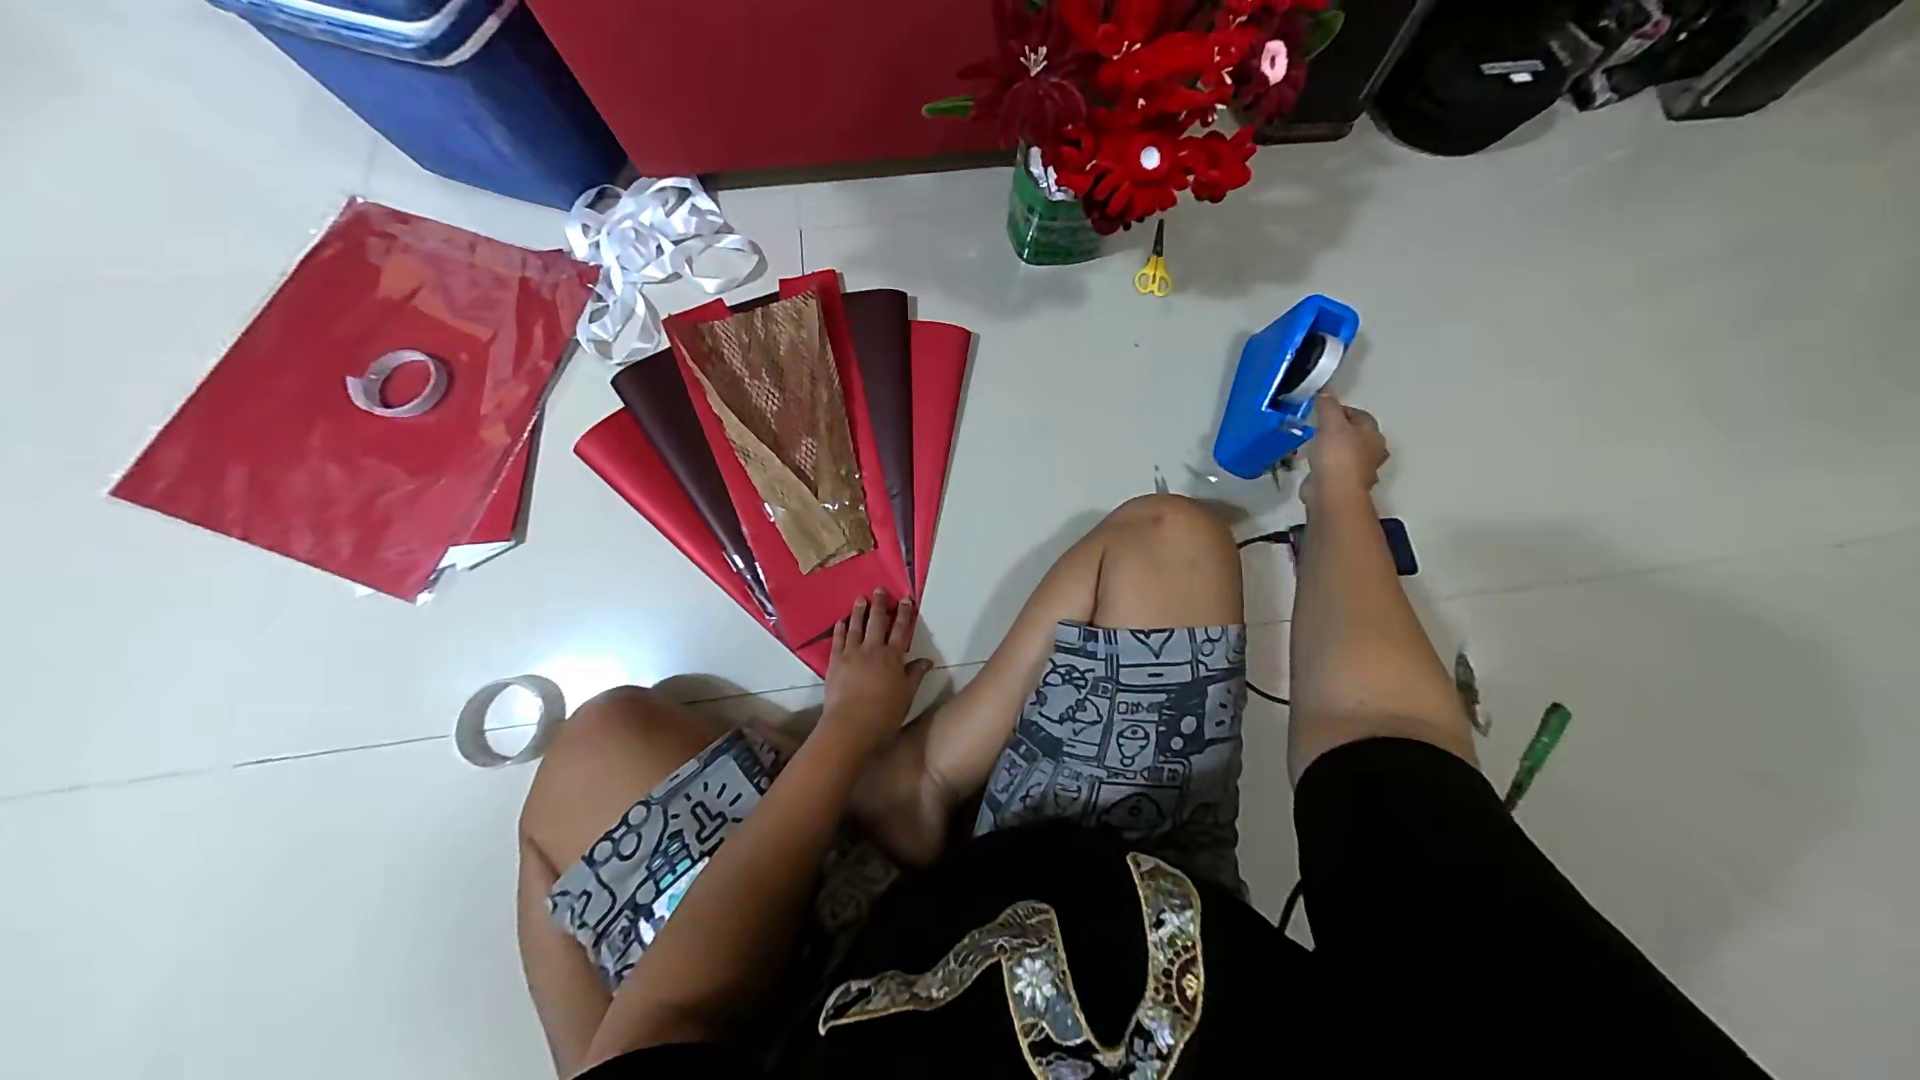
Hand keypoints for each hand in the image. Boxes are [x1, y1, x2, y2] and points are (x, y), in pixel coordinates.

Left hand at [820, 590, 933, 759]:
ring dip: (859, 611)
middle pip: (877, 622)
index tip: (905, 599)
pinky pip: (838, 640)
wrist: (851, 725)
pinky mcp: (835, 662)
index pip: (901, 630)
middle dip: (880, 605)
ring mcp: (851, 654)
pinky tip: (841, 621)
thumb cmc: (884, 714)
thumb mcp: (906, 695)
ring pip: (856, 626)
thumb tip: (927, 661)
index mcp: (893, 657)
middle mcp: (872, 650)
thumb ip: (915, 675)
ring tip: (861, 598)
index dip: (904, 613)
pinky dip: (840, 629)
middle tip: (880, 590)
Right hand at [1303, 390, 1388, 505]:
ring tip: (1313, 444)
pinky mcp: (1345, 484)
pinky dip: (1326, 464)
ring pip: (1346, 452)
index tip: (1322, 410)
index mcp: (1373, 434)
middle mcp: (1371, 451)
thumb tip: (1325, 391)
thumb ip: (1328, 406)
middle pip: (1356, 434)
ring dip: (1332, 448)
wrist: (1333, 492)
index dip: (1342, 410)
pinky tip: (1313, 464)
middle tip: (1318, 427)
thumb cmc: (1336, 454)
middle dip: (1339, 429)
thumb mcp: (1330, 423)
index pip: (1360, 415)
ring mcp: (1359, 470)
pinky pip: (1335, 468)